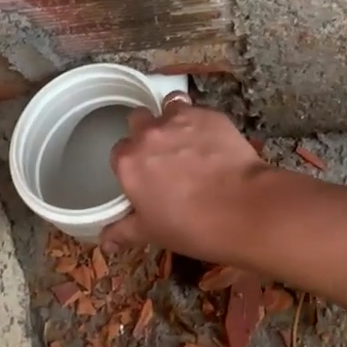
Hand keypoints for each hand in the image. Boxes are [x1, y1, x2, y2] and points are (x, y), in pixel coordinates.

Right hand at [100, 95, 279, 260]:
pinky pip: (198, 111)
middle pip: (138, 119)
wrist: (241, 208)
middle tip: (163, 153)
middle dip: (146, 131)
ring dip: (173, 119)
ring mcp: (180, 119)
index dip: (131, 161)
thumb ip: (123, 231)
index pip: (119, 151)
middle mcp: (150, 133)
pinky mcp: (209, 114)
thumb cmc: (191, 226)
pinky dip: (201, 122)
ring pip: (169, 106)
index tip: (143, 174)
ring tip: (188, 139)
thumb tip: (105, 240)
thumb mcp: (151, 233)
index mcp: (129, 161)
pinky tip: (213, 141)